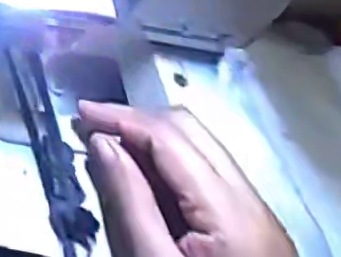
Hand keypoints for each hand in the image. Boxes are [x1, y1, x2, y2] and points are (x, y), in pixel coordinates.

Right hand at [78, 101, 295, 256]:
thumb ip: (130, 201)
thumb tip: (102, 141)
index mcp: (230, 212)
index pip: (169, 137)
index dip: (123, 117)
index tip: (82, 113)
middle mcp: (251, 199)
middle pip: (188, 129)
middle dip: (137, 119)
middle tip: (93, 126)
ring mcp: (258, 213)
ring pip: (201, 144)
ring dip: (154, 135)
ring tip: (112, 144)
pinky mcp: (256, 228)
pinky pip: (209, 170)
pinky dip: (173, 160)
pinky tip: (145, 173)